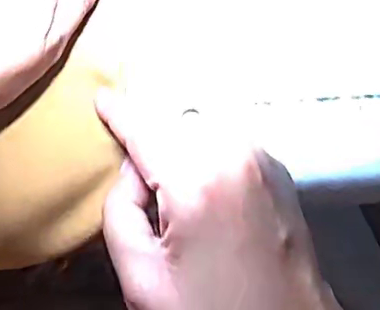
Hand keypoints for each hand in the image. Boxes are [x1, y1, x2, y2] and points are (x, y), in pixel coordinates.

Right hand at [96, 90, 339, 309]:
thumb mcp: (144, 280)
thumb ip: (119, 211)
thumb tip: (130, 170)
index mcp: (196, 181)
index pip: (143, 127)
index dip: (116, 111)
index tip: (101, 99)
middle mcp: (233, 156)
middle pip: (172, 120)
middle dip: (151, 137)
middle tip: (141, 178)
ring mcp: (261, 161)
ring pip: (200, 125)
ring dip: (180, 142)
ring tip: (174, 190)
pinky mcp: (278, 171)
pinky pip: (226, 140)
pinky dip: (207, 150)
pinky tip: (203, 188)